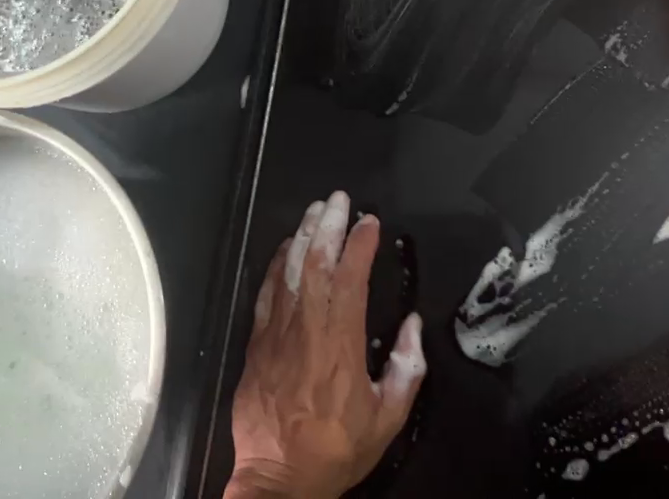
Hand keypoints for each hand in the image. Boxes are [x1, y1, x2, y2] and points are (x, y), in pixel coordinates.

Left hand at [227, 192, 425, 498]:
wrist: (278, 479)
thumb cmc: (337, 449)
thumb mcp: (388, 419)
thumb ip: (406, 368)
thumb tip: (413, 323)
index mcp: (341, 344)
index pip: (351, 279)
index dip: (361, 245)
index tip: (370, 222)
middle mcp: (307, 328)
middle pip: (317, 263)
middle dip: (329, 225)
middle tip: (340, 198)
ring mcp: (276, 332)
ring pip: (289, 270)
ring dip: (303, 234)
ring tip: (316, 209)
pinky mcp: (256, 342)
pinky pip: (266, 292)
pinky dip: (277, 263)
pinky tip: (287, 245)